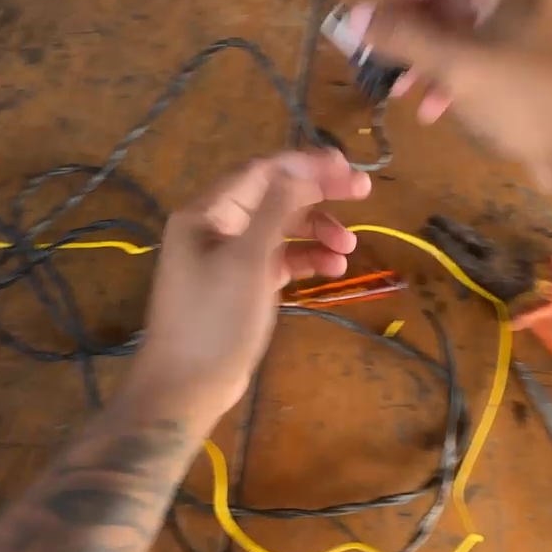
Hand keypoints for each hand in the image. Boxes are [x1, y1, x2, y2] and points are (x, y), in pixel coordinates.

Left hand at [121, 150, 370, 427]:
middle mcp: (216, 227)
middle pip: (275, 197)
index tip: (349, 167)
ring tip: (349, 248)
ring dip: (316, 231)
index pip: (263, 171)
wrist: (187, 386)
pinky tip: (333, 268)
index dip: (307, 164)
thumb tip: (302, 169)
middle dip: (318, 195)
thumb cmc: (215, 319)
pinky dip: (305, 259)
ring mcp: (228, 257)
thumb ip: (276, 209)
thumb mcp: (248, 259)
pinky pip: (278, 259)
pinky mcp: (241, 285)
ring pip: (280, 229)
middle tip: (364, 192)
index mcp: (207, 212)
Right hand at [361, 0, 551, 191]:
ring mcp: (535, 32)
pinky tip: (438, 111)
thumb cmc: (530, 98)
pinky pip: (487, 61)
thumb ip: (403, 38)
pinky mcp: (539, 69)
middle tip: (381, 66)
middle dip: (412, 33)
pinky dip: (457, 80)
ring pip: (466, 34)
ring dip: (430, 62)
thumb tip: (352, 13)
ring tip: (406, 95)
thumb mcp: (457, 66)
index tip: (371, 30)